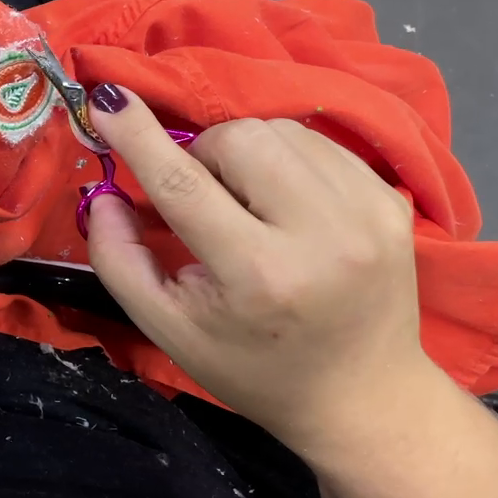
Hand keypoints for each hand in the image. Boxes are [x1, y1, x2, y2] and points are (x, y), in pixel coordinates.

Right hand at [82, 83, 442, 448]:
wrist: (362, 398)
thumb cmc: (249, 367)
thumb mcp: (165, 327)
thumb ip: (118, 258)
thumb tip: (104, 194)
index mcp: (259, 275)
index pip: (184, 185)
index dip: (138, 136)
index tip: (105, 99)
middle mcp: (323, 236)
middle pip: (239, 140)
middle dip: (203, 157)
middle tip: (203, 201)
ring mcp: (369, 214)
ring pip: (278, 130)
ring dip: (243, 154)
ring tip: (246, 203)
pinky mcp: (393, 201)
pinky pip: (316, 141)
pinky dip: (283, 157)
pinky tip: (283, 202)